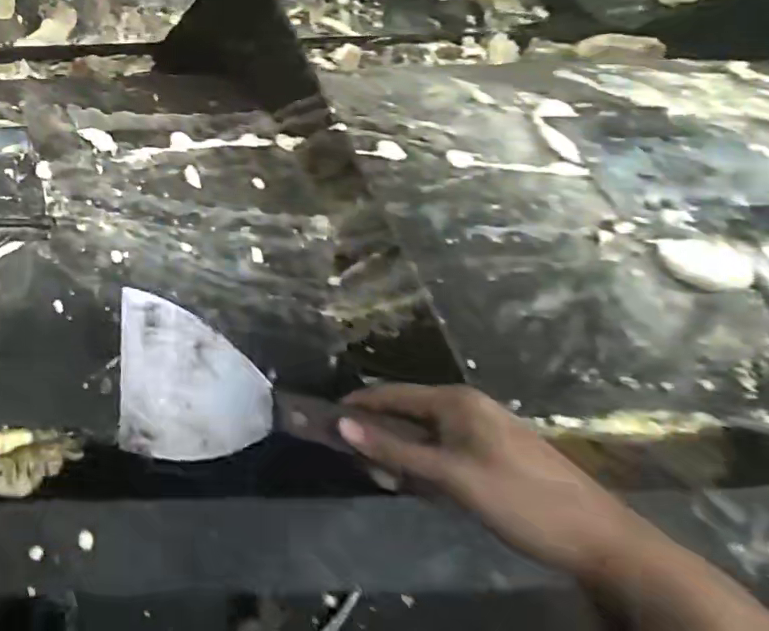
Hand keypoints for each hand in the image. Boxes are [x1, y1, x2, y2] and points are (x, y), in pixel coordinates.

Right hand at [339, 383, 653, 577]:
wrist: (614, 549)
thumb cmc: (524, 502)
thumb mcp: (451, 477)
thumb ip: (393, 449)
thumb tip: (339, 424)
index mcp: (455, 401)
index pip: (386, 394)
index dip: (355, 409)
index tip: (328, 429)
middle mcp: (467, 406)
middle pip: (403, 414)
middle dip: (380, 440)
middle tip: (371, 471)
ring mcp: (486, 429)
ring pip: (423, 434)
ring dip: (403, 456)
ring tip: (397, 484)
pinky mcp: (498, 453)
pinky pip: (444, 448)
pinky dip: (427, 464)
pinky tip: (426, 487)